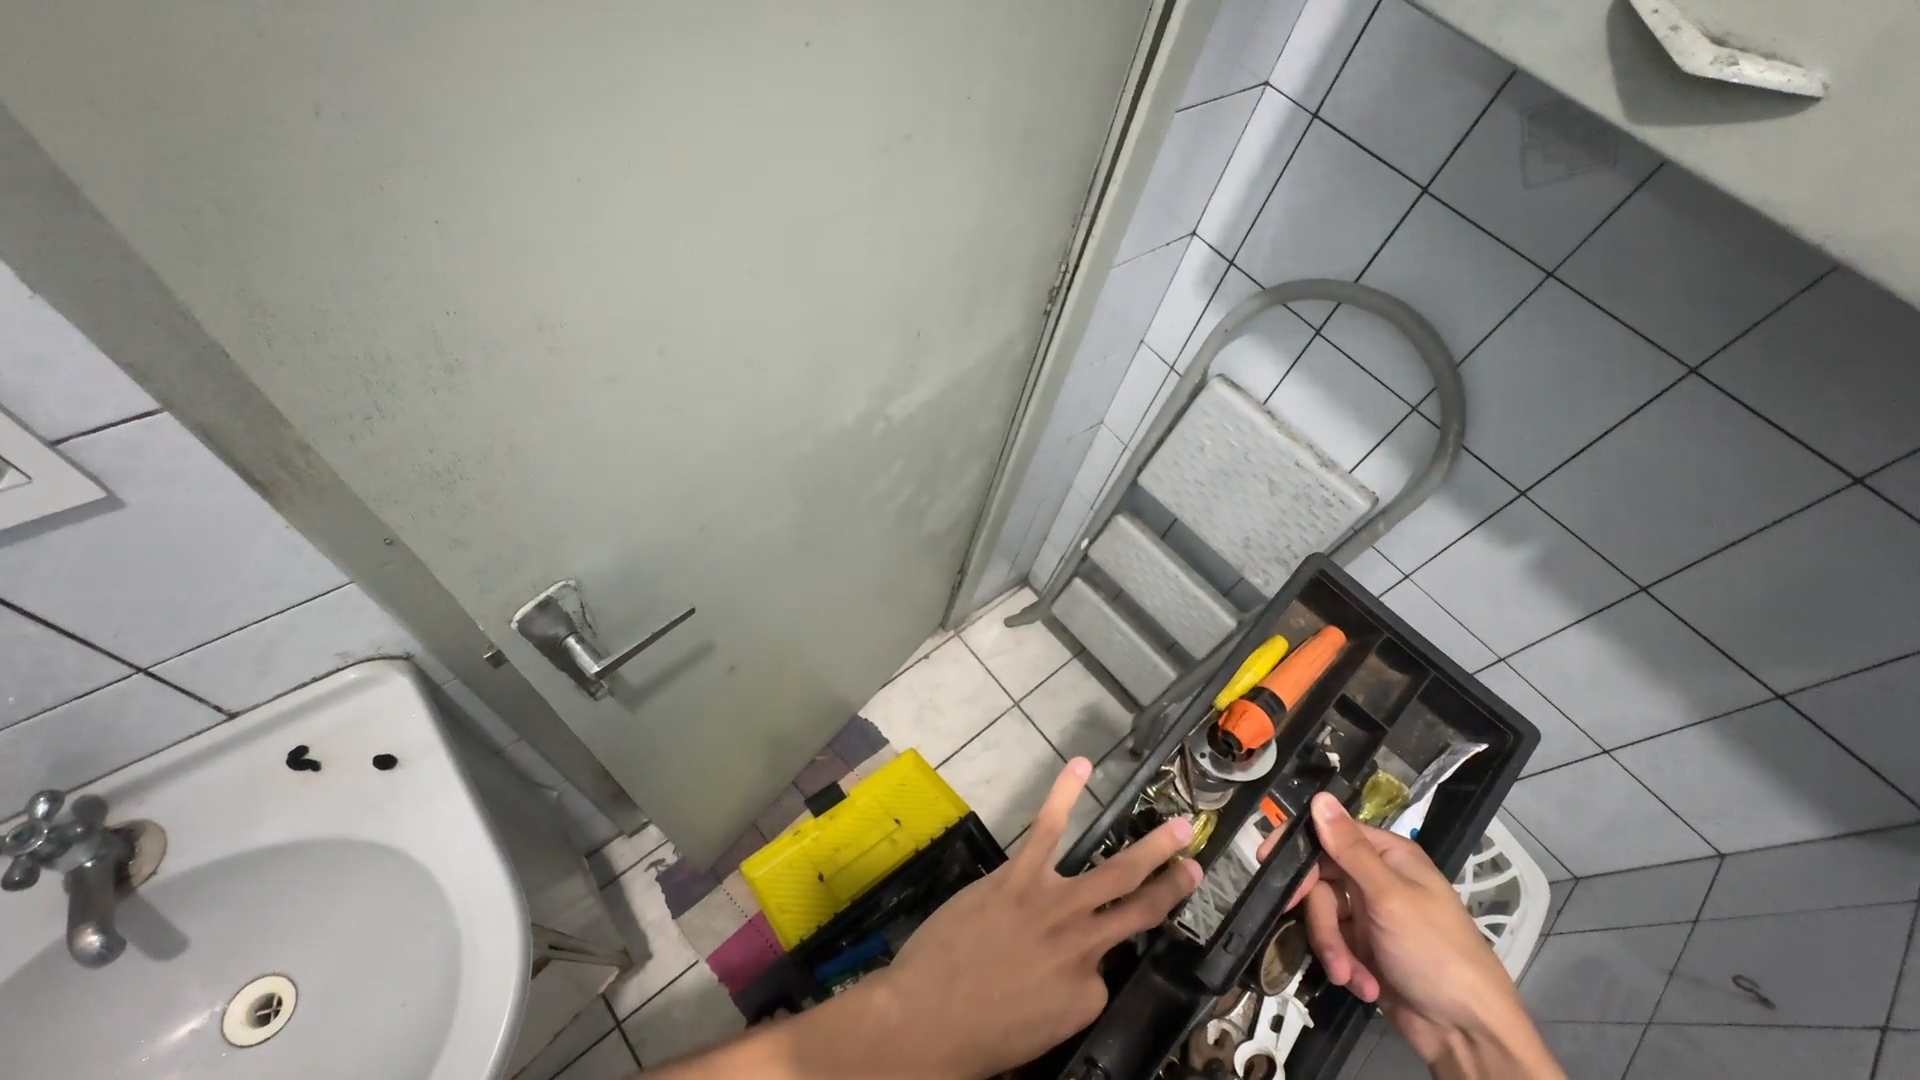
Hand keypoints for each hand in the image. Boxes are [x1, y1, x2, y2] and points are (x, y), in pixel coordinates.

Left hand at [864, 757, 1202, 1077]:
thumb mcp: (1042, 1030)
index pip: (1106, 966)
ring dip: (1151, 848)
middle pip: (1139, 912)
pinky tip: (1081, 766)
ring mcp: (1053, 906)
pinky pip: (1046, 829)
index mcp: (1089, 992)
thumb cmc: (979, 1035)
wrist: (925, 1019)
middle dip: (1171, 886)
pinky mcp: (1019, 878)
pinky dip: (1064, 794)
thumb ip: (1066, 991)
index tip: (1071, 961)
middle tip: (1196, 866)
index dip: (1088, 963)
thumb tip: (1068, 958)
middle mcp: (1084, 945)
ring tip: (1178, 826)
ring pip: (1114, 872)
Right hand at [1290, 794, 1560, 1077]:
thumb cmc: (1435, 952)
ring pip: (1321, 915)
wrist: (1465, 1031)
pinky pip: (1332, 943)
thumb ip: (1349, 849)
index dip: (1298, 847)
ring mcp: (1368, 914)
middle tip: (1322, 938)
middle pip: (1319, 879)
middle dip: (1320, 917)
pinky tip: (1364, 984)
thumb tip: (1320, 796)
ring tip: (1350, 975)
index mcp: (1388, 855)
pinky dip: (1343, 965)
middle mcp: (1375, 879)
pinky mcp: (1362, 947)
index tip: (1266, 860)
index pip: (1330, 834)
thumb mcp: (1389, 898)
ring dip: (1332, 948)